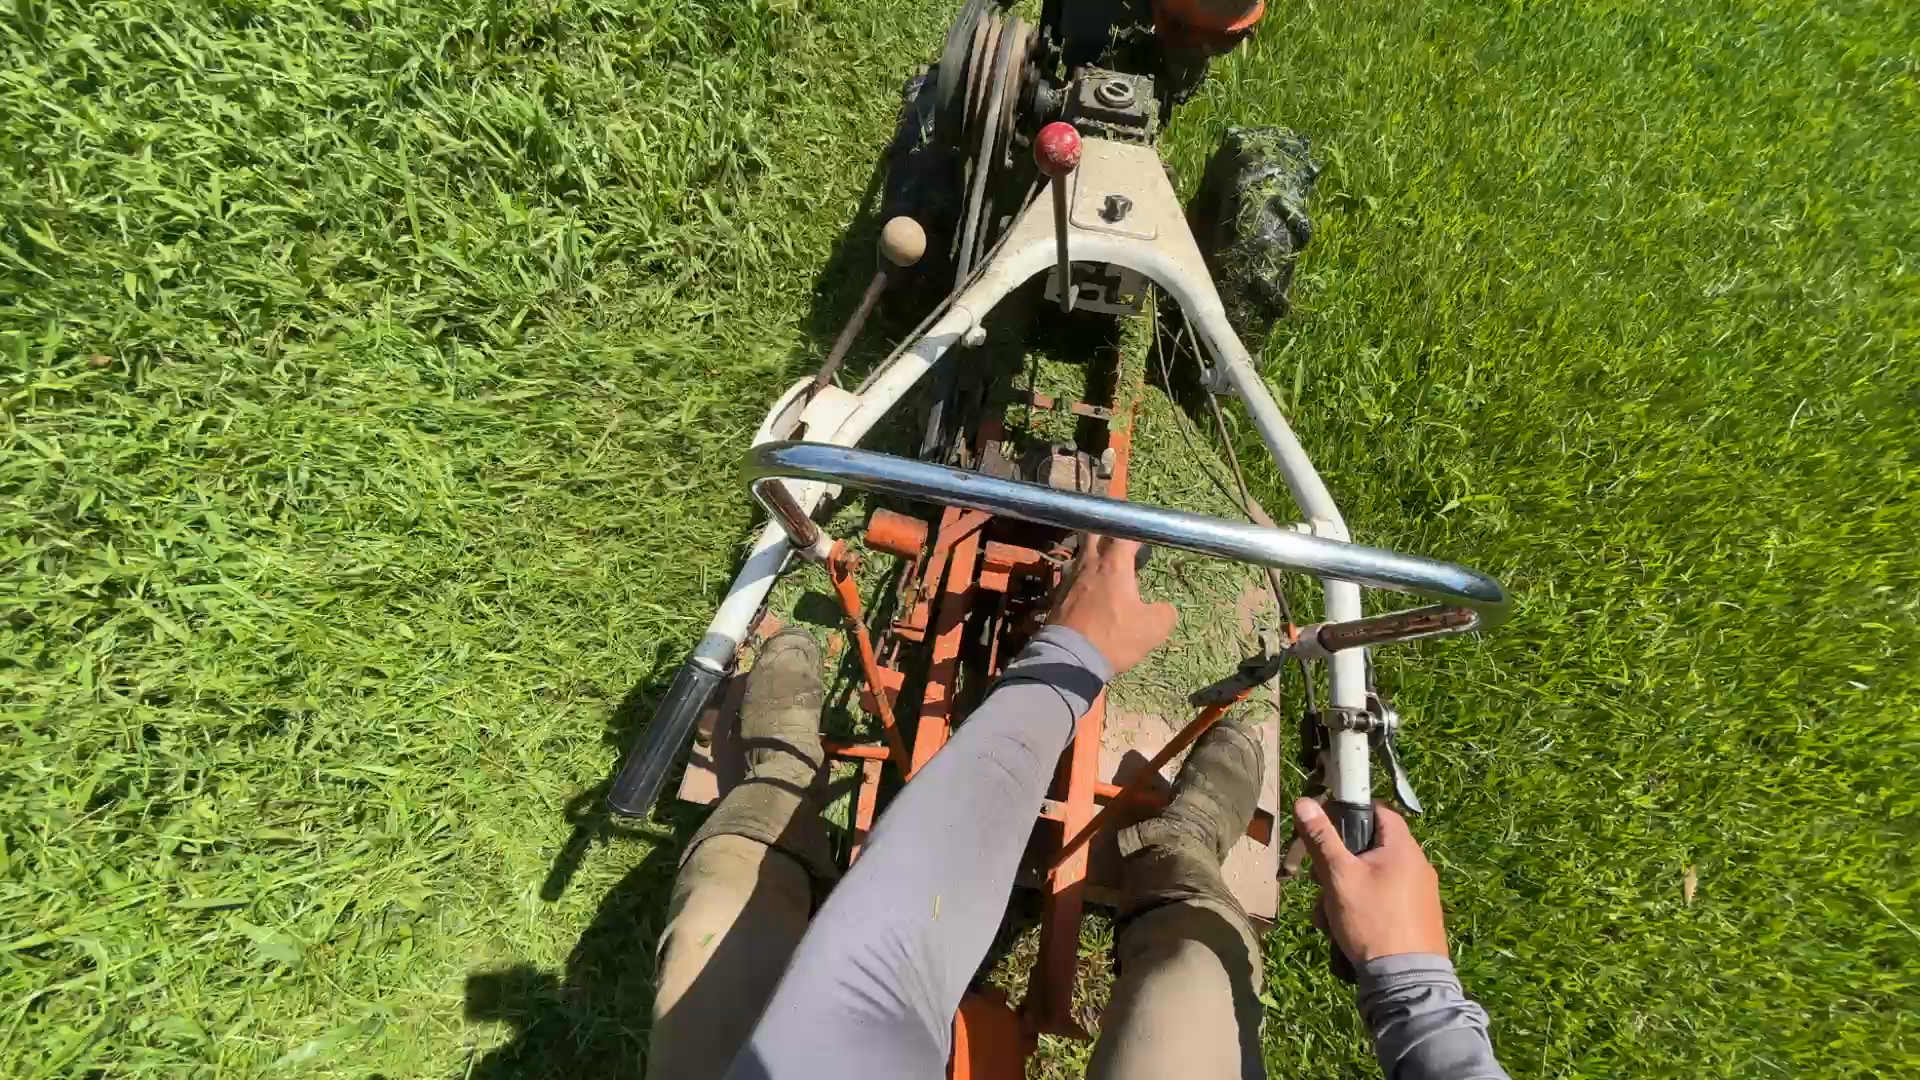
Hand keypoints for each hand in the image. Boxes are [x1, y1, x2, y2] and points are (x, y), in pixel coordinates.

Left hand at [1049, 535, 1177, 674]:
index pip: (1125, 532)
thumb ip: (1164, 612)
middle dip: (1108, 528)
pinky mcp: (1058, 594)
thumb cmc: (1113, 637)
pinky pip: (1073, 575)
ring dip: (1094, 552)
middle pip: (1094, 531)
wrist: (1070, 658)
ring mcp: (1069, 578)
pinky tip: (1092, 589)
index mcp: (1113, 565)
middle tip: (1121, 537)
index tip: (1144, 534)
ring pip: (1081, 553)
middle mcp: (1088, 564)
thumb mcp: (1153, 628)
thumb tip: (1164, 608)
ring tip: (1107, 564)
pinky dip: (1084, 575)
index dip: (1136, 528)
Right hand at [1293, 799, 1447, 962]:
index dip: (1350, 811)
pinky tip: (1340, 924)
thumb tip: (1304, 801)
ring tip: (1325, 909)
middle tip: (1317, 876)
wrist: (1406, 983)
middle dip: (1336, 859)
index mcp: (1404, 849)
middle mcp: (1417, 867)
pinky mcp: (1416, 917)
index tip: (1325, 826)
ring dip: (1342, 886)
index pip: (1379, 811)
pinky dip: (1358, 903)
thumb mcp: (1339, 874)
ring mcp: (1419, 894)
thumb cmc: (1371, 919)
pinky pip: (1381, 897)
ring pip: (1370, 874)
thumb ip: (1321, 837)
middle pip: (1369, 845)